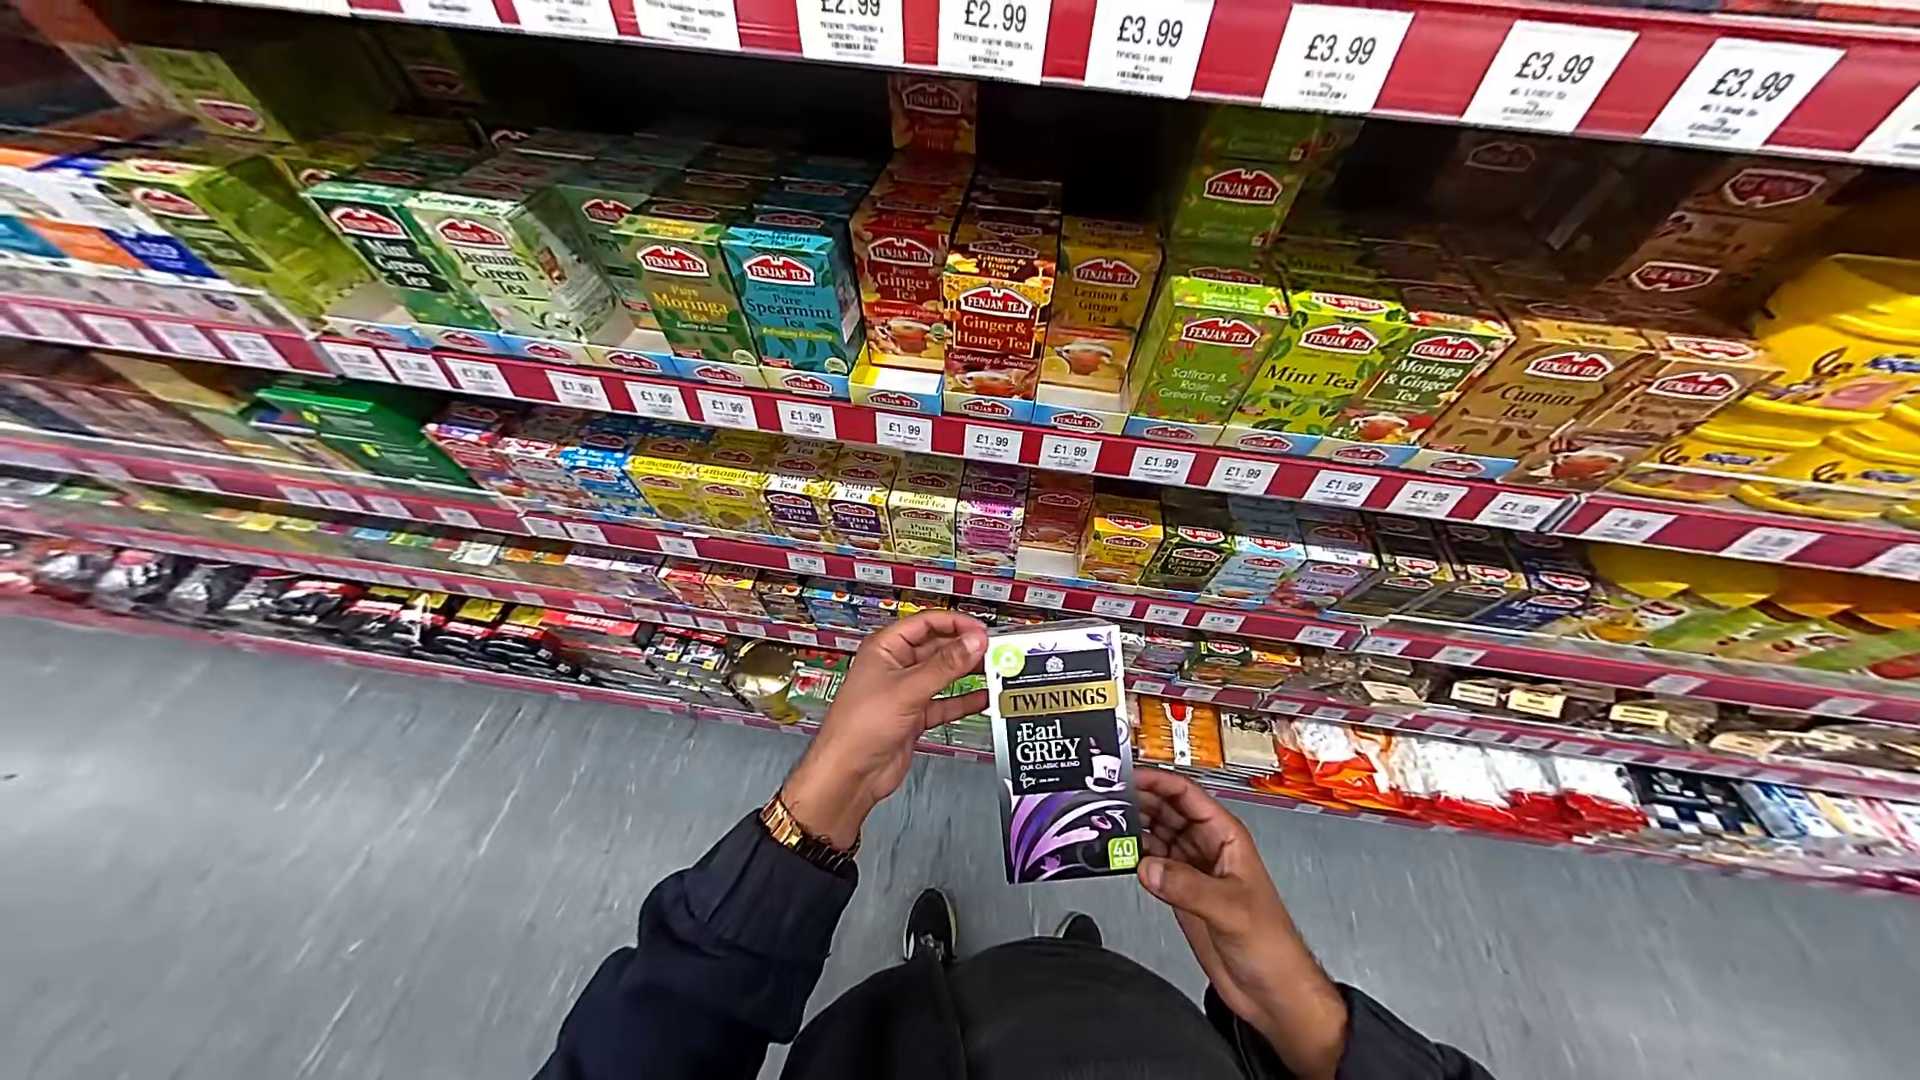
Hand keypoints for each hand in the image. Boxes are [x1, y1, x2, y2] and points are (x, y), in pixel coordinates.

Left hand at [781, 611, 988, 847]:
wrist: (849, 774)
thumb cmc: (858, 727)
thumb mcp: (908, 689)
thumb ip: (945, 665)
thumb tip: (973, 642)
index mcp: (885, 648)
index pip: (926, 624)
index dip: (955, 624)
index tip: (980, 631)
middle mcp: (896, 666)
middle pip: (937, 647)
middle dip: (964, 648)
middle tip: (993, 651)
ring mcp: (906, 691)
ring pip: (943, 675)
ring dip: (967, 673)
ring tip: (993, 670)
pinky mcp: (914, 715)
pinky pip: (944, 702)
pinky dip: (963, 701)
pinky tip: (982, 698)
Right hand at [1134, 768, 1347, 1079]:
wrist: (1273, 995)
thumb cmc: (1274, 947)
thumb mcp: (1231, 909)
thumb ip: (1187, 885)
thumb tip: (1149, 865)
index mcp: (1224, 834)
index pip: (1186, 793)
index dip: (1158, 780)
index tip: (1130, 777)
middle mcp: (1205, 845)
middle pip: (1165, 807)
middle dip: (1138, 799)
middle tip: (1110, 797)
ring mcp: (1190, 866)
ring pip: (1154, 831)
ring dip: (1132, 825)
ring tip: (1109, 821)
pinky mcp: (1177, 889)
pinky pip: (1149, 859)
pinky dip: (1132, 854)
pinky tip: (1120, 853)